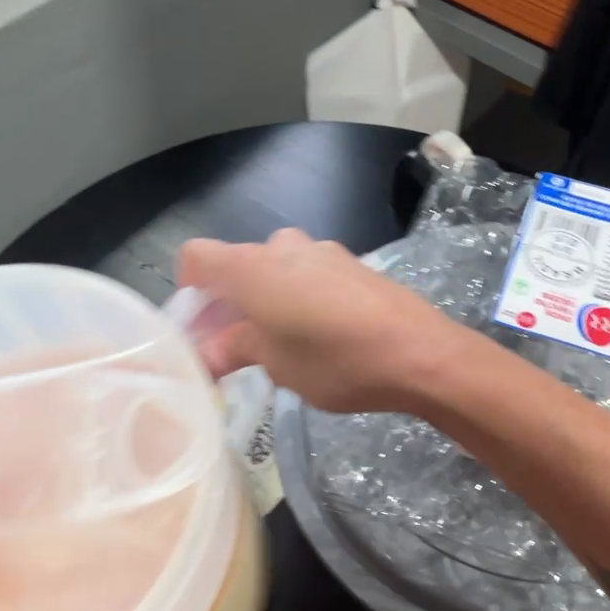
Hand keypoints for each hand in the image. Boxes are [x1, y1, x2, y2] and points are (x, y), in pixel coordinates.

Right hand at [176, 229, 467, 412]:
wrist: (421, 353)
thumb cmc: (336, 361)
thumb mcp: (276, 364)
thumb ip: (233, 350)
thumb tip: (204, 355)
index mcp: (251, 267)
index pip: (195, 258)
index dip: (188, 294)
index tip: (200, 332)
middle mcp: (282, 246)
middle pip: (235, 265)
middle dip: (226, 305)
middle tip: (232, 351)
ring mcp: (321, 251)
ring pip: (273, 271)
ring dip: (262, 303)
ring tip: (277, 348)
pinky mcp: (351, 264)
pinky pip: (306, 276)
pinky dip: (295, 300)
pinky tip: (316, 337)